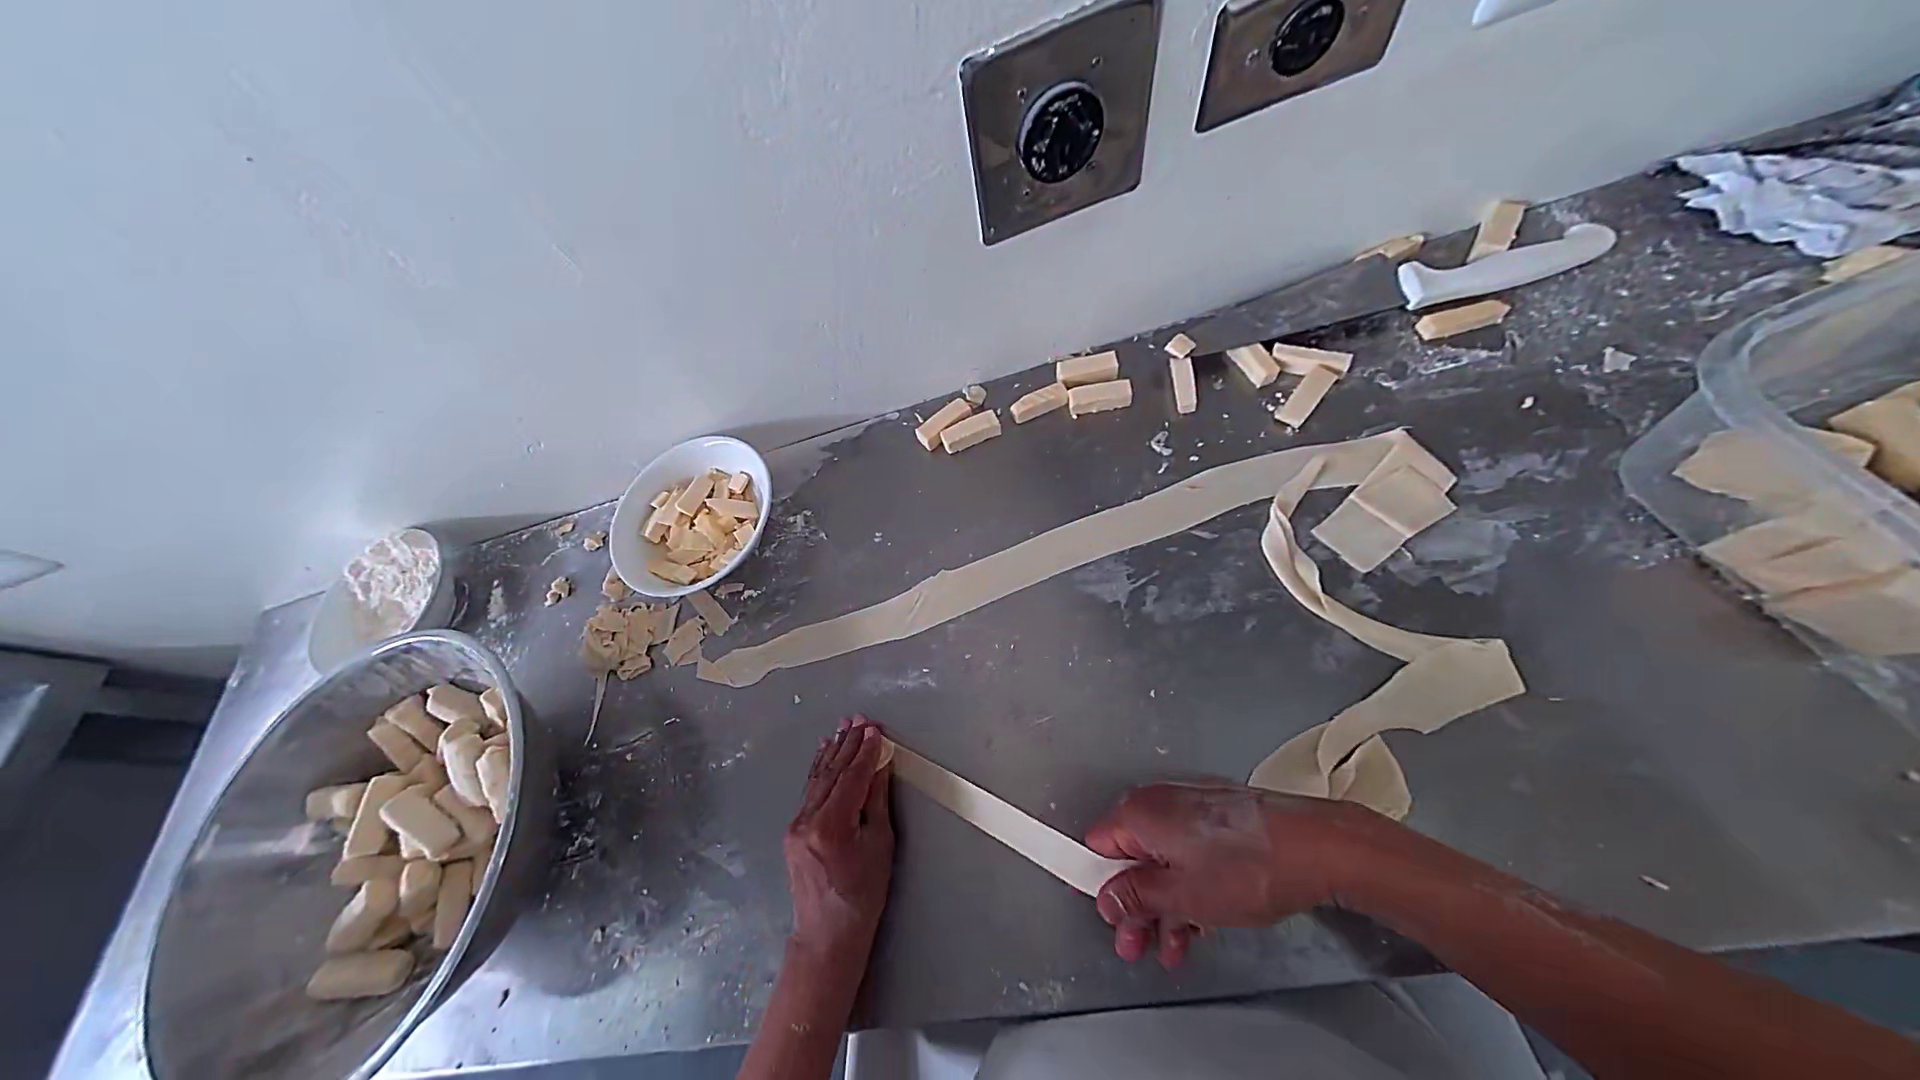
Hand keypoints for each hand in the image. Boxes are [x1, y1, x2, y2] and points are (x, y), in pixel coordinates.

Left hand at [784, 716, 893, 957]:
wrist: (827, 934)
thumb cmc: (863, 895)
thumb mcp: (880, 844)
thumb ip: (877, 800)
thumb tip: (879, 765)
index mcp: (831, 826)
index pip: (852, 777)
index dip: (866, 751)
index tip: (876, 730)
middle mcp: (808, 820)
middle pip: (833, 773)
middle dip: (848, 743)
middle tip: (860, 719)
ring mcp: (796, 825)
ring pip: (818, 779)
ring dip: (833, 751)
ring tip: (844, 727)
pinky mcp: (793, 830)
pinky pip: (810, 792)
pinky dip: (820, 769)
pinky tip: (824, 752)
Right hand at [1085, 783, 1397, 967]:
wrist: (1319, 847)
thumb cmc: (1252, 865)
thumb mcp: (1181, 896)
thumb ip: (1136, 897)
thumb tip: (1109, 898)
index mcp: (1140, 812)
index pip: (1097, 846)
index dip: (1099, 885)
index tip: (1109, 915)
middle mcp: (1160, 802)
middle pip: (1129, 856)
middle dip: (1134, 905)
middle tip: (1139, 944)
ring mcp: (1191, 808)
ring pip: (1161, 861)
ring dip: (1163, 906)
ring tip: (1174, 946)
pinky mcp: (1217, 818)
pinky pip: (1187, 854)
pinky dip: (1188, 888)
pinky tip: (1199, 922)